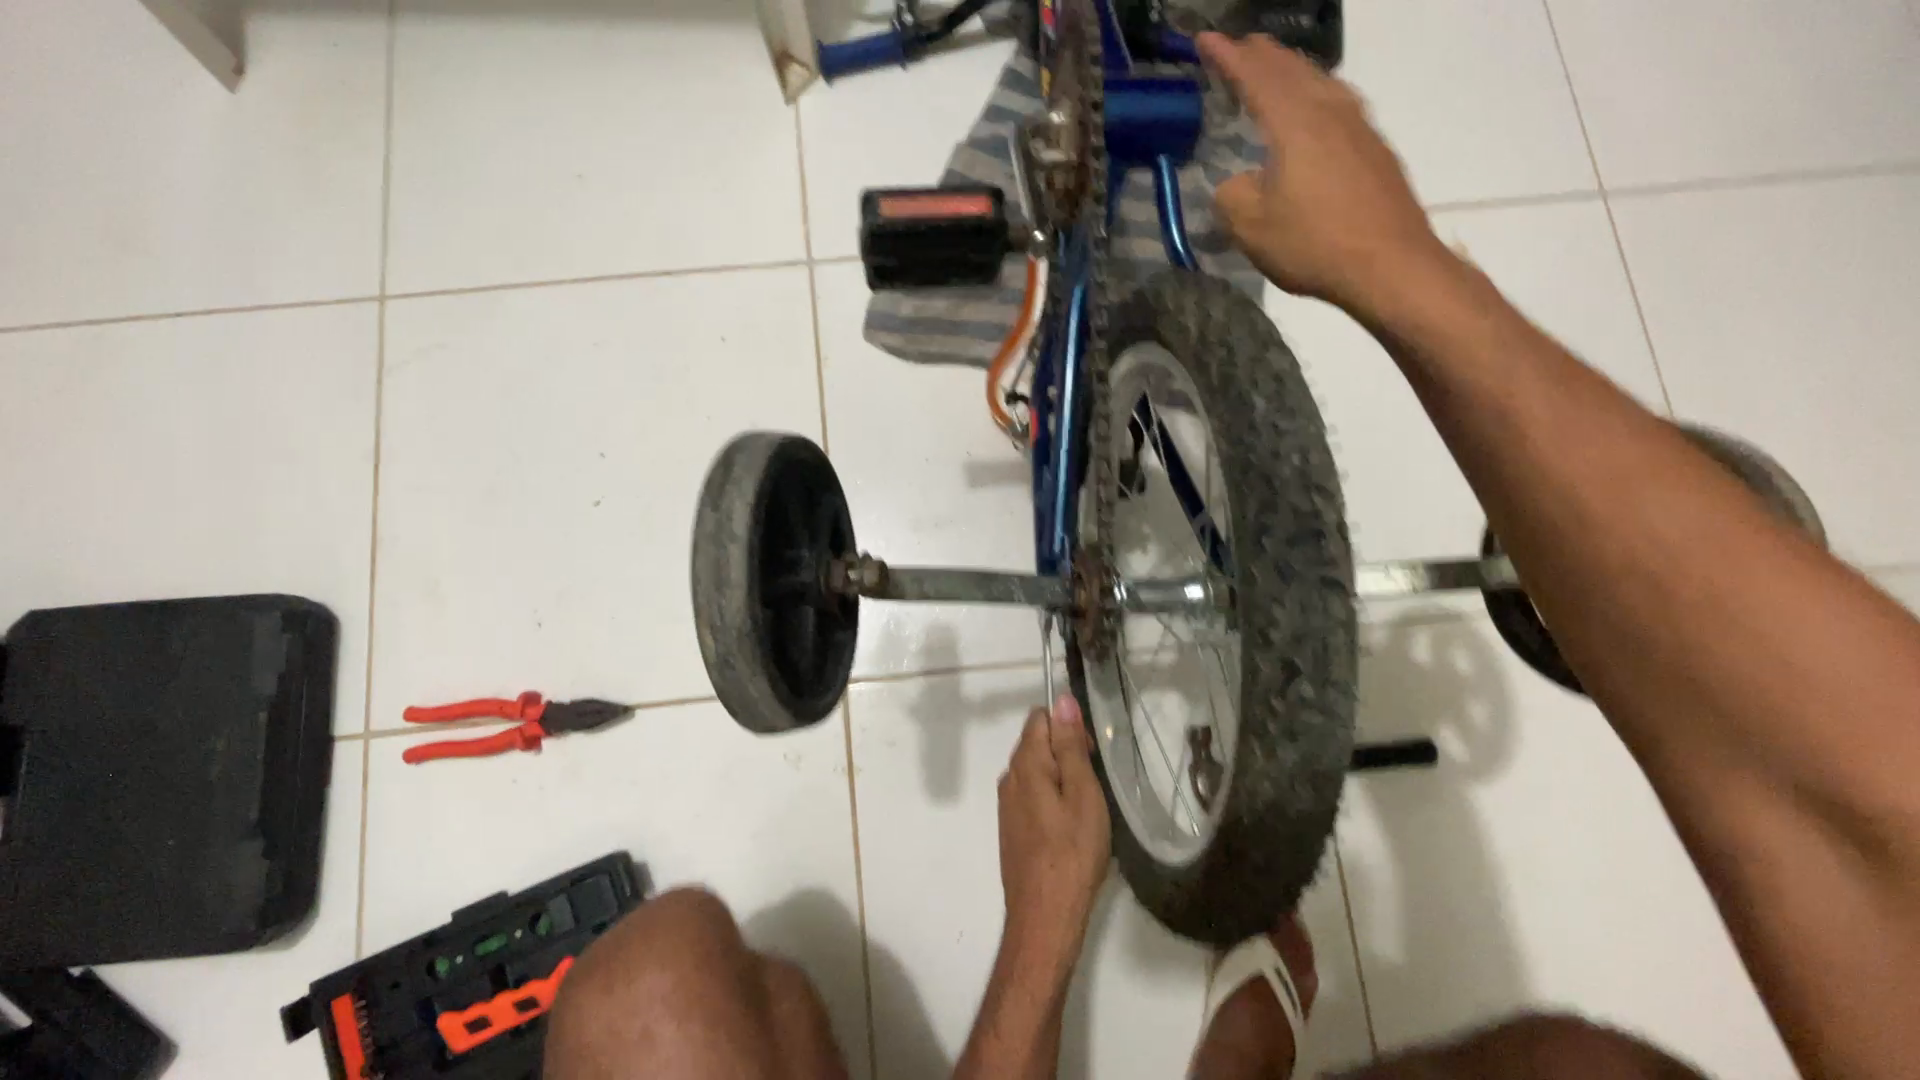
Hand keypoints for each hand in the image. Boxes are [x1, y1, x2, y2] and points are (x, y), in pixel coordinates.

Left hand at [996, 694, 1110, 977]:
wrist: (1045, 915)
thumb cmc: (1072, 852)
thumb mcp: (1082, 793)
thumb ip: (1069, 746)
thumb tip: (1061, 700)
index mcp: (1024, 764)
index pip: (1041, 719)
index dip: (1069, 728)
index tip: (1091, 756)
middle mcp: (1009, 778)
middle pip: (1037, 744)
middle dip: (1067, 753)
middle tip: (1095, 788)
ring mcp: (1007, 805)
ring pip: (1037, 773)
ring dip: (1062, 780)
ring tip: (1087, 810)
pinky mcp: (1012, 828)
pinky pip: (1033, 797)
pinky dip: (1053, 801)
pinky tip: (1071, 829)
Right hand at [1198, 32, 1452, 316]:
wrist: (1390, 265)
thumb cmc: (1314, 244)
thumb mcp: (1250, 227)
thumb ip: (1231, 196)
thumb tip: (1236, 183)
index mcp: (1294, 122)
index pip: (1255, 76)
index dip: (1227, 56)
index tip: (1205, 39)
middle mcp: (1330, 111)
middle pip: (1292, 69)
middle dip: (1262, 55)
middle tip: (1240, 47)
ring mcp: (1359, 127)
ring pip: (1321, 81)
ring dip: (1294, 70)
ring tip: (1278, 69)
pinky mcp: (1376, 149)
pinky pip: (1340, 102)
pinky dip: (1318, 93)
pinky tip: (1318, 108)